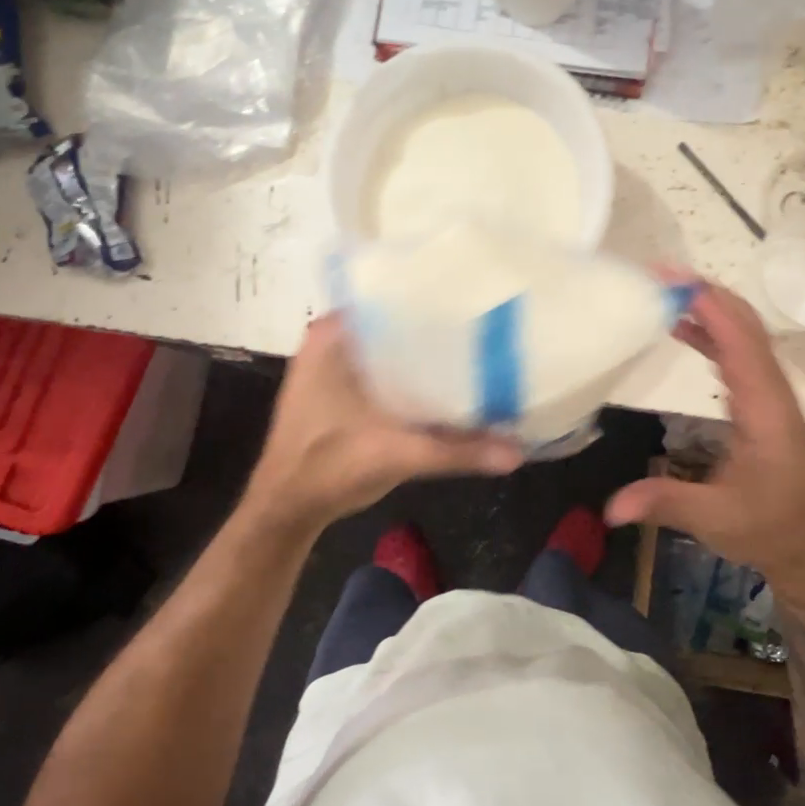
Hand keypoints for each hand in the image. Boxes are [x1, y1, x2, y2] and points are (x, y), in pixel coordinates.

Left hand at [244, 316, 523, 531]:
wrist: (287, 509)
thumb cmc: (327, 468)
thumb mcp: (398, 454)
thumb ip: (458, 451)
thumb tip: (517, 452)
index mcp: (334, 336)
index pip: (392, 296)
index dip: (436, 299)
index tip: (480, 300)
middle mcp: (333, 342)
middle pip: (397, 324)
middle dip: (439, 331)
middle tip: (491, 329)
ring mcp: (335, 368)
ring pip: (393, 352)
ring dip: (428, 359)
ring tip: (480, 354)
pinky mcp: (342, 394)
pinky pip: (387, 375)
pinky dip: (414, 382)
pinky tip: (450, 389)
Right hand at [604, 282, 804, 604]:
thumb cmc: (768, 531)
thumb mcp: (714, 519)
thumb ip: (665, 503)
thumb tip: (610, 507)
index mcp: (765, 410)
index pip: (739, 341)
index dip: (708, 304)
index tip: (669, 278)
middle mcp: (773, 394)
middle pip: (746, 326)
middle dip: (705, 294)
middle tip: (657, 275)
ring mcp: (771, 398)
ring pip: (744, 338)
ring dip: (709, 310)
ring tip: (664, 292)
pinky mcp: (763, 408)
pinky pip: (739, 358)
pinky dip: (712, 337)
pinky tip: (683, 332)